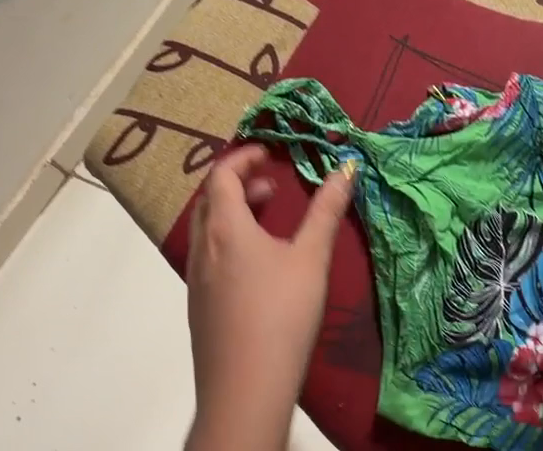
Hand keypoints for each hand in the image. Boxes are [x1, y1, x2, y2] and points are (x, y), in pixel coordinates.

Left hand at [185, 144, 355, 445]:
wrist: (245, 391)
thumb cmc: (281, 313)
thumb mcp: (312, 257)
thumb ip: (327, 210)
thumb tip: (346, 167)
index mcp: (225, 228)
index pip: (221, 175)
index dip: (244, 157)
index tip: (271, 151)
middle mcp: (202, 248)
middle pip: (210, 199)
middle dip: (239, 182)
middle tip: (274, 183)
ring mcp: (196, 280)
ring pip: (207, 229)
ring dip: (235, 211)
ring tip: (271, 217)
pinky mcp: (199, 306)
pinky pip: (208, 255)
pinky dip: (230, 239)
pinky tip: (259, 263)